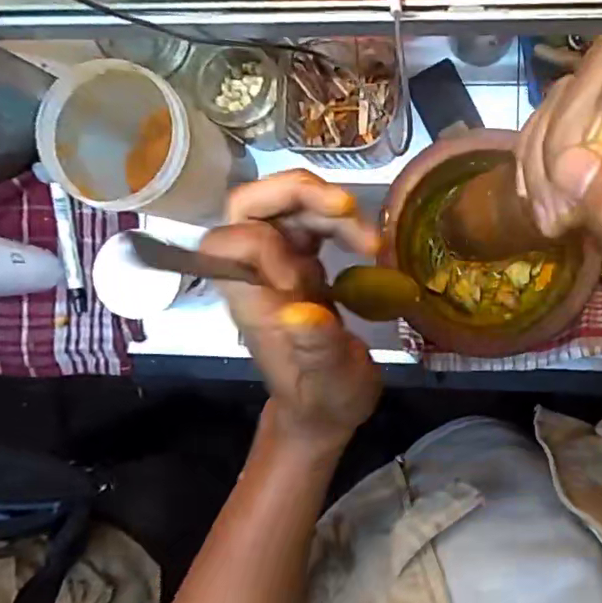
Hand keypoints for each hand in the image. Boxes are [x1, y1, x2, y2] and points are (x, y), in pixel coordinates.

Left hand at [201, 171, 382, 452]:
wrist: (324, 409)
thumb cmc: (324, 400)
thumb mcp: (331, 383)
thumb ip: (318, 350)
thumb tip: (302, 314)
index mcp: (252, 301)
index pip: (230, 244)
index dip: (268, 245)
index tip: (308, 278)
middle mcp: (257, 274)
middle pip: (248, 205)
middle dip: (296, 193)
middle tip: (347, 208)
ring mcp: (279, 264)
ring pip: (283, 204)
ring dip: (328, 205)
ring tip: (370, 240)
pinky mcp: (302, 261)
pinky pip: (310, 219)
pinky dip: (339, 219)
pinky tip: (367, 243)